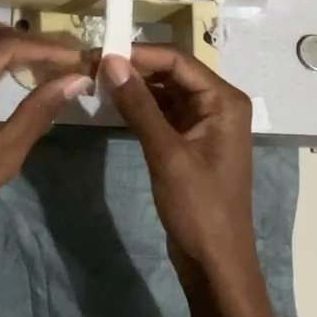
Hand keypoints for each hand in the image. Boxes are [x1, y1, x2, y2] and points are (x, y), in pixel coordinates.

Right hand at [103, 45, 257, 276]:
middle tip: (91, 66)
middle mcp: (218, 105)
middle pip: (172, 72)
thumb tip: (110, 62)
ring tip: (95, 82)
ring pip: (166, 92)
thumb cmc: (199, 208)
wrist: (216, 264)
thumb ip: (139, 105)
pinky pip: (163, 113)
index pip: (178, 61)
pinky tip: (113, 105)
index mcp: (224, 100)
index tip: (99, 53)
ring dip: (135, 87)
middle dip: (134, 68)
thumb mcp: (166, 154)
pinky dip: (140, 108)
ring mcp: (205, 124)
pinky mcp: (190, 142)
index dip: (139, 54)